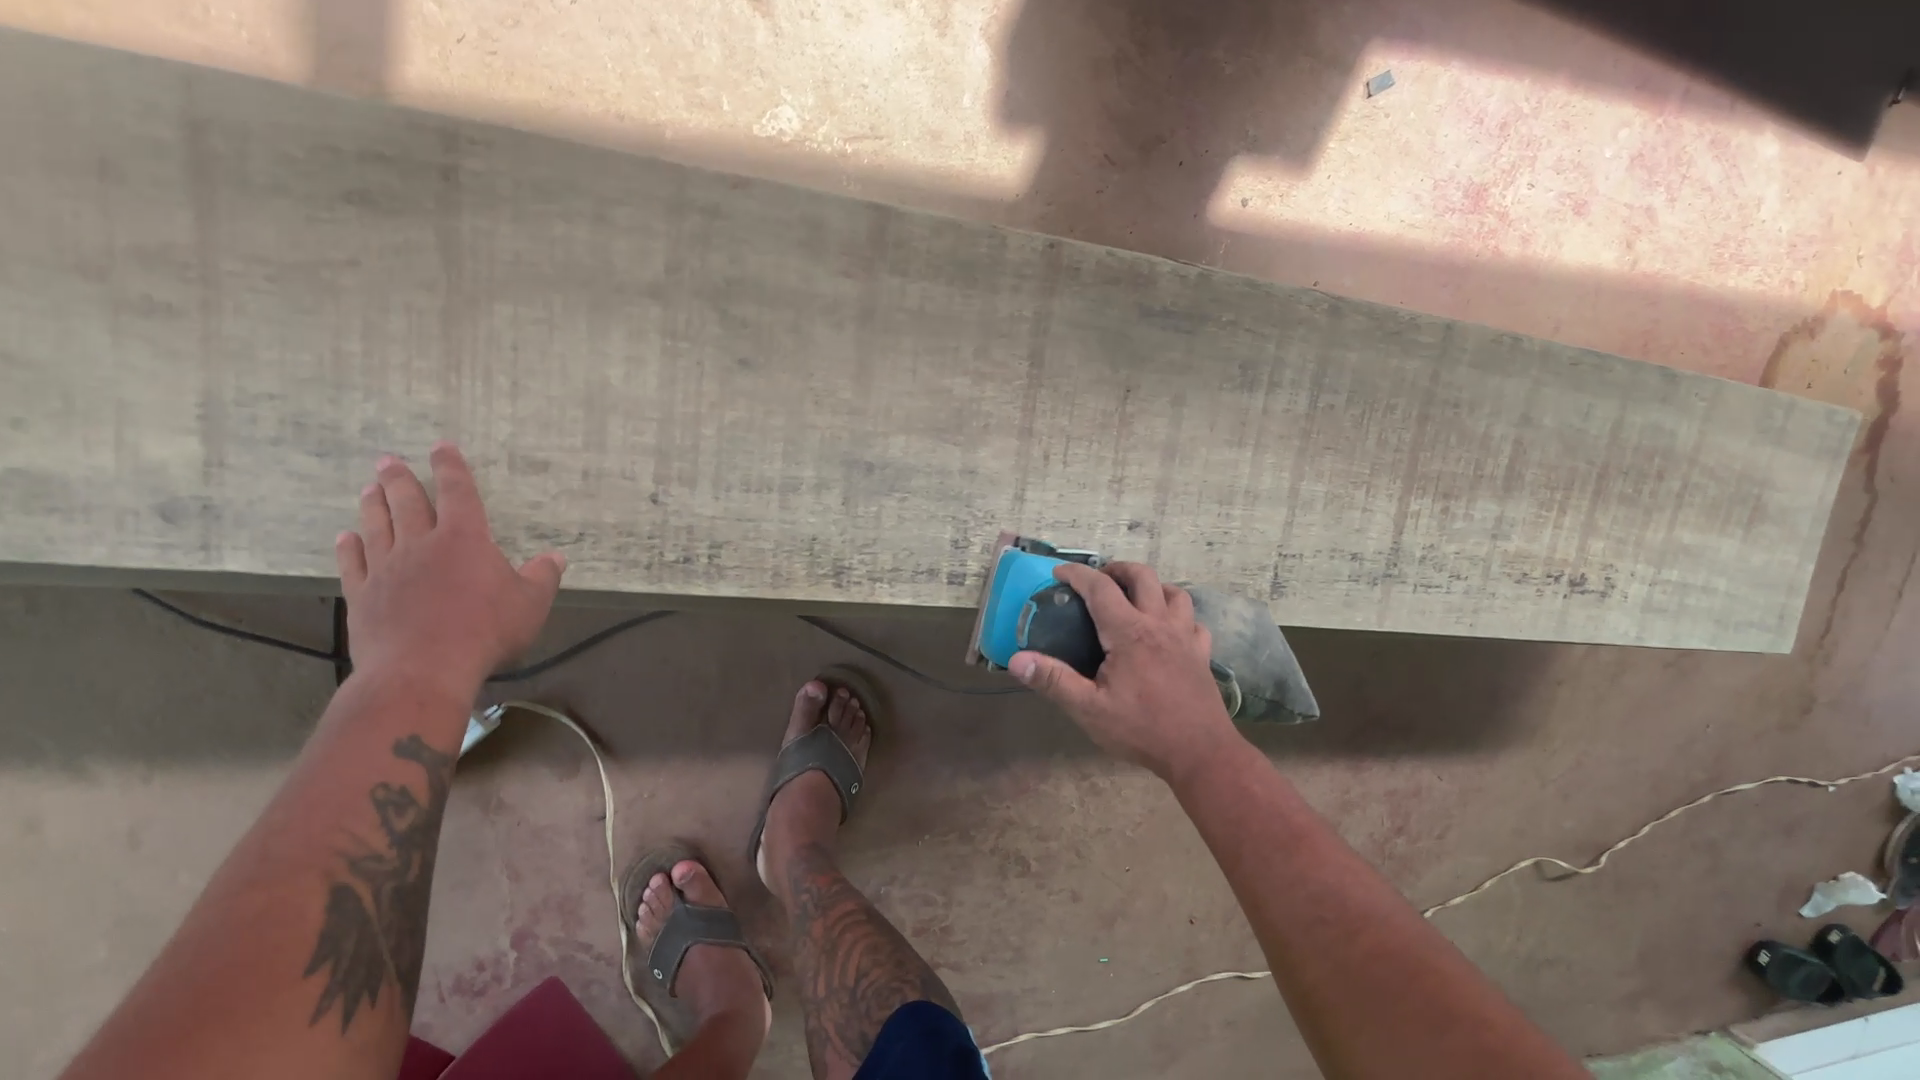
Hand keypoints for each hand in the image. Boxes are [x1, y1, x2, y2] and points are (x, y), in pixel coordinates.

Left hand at [334, 442, 565, 698]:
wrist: (422, 669)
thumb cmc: (485, 631)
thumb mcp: (531, 605)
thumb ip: (543, 578)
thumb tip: (555, 558)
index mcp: (465, 539)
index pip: (458, 492)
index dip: (450, 467)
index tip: (441, 447)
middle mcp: (421, 544)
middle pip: (408, 501)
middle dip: (400, 478)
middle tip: (388, 460)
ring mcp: (387, 568)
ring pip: (378, 525)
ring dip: (374, 504)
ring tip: (370, 489)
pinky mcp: (364, 594)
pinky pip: (354, 562)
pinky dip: (349, 547)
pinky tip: (346, 537)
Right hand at [1012, 561, 1237, 779]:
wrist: (1201, 753)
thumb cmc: (1142, 730)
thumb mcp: (1089, 709)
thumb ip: (1054, 681)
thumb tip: (1017, 660)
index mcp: (1129, 632)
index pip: (1100, 588)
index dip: (1077, 574)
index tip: (1059, 573)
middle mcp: (1160, 624)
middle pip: (1143, 576)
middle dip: (1117, 569)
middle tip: (1098, 580)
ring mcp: (1186, 638)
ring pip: (1175, 593)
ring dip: (1152, 587)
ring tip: (1134, 598)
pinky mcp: (1202, 655)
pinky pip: (1194, 621)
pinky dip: (1179, 616)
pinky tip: (1169, 630)